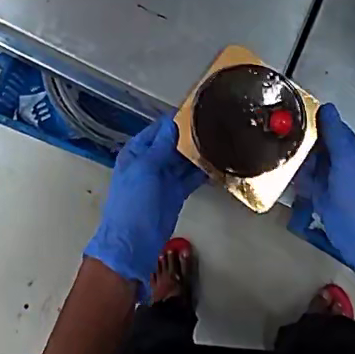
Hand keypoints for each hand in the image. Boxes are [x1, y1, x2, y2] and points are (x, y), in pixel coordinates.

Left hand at [84, 115, 204, 296]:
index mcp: (137, 152)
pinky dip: (203, 170)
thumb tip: (173, 123)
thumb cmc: (132, 204)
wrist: (132, 245)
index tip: (199, 109)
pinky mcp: (177, 192)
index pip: (160, 128)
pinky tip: (218, 163)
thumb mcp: (145, 170)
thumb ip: (161, 146)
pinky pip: (191, 176)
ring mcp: (164, 177)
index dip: (177, 119)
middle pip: (174, 142)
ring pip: (184, 158)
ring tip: (222, 139)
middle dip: (192, 134)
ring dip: (199, 152)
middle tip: (217, 123)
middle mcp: (151, 161)